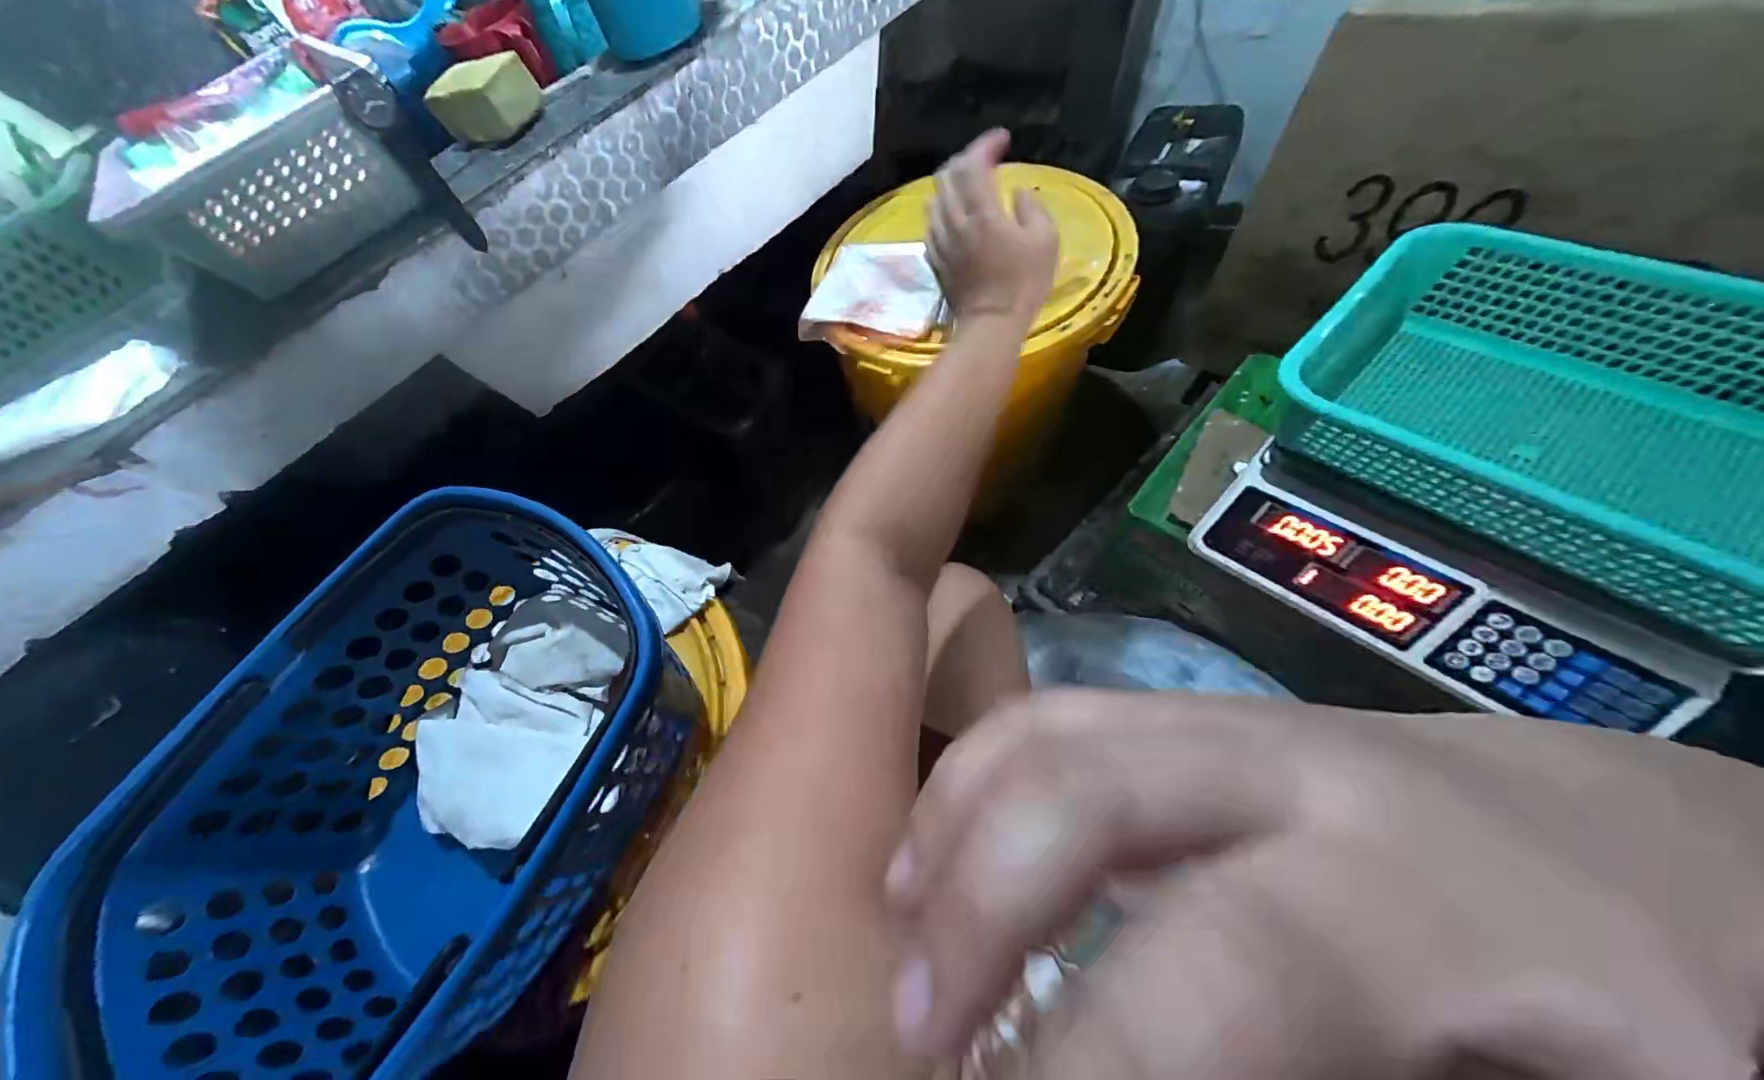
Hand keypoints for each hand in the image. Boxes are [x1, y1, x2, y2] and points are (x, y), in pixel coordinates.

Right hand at [888, 690, 1763, 1078]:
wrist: (1707, 855)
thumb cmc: (1712, 1023)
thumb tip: (1157, 1074)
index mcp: (1442, 887)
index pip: (1231, 967)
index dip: (1099, 1064)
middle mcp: (1312, 770)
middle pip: (1087, 787)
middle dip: (981, 903)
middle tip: (922, 1026)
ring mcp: (1244, 723)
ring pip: (1054, 727)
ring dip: (958, 820)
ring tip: (906, 919)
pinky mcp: (1207, 722)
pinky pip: (1064, 720)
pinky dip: (987, 777)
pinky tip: (962, 844)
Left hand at [928, 129, 1059, 325]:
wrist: (991, 324)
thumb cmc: (1024, 283)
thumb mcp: (1046, 239)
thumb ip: (1031, 207)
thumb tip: (1016, 194)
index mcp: (983, 213)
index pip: (973, 164)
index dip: (986, 144)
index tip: (1004, 140)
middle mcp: (955, 223)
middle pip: (946, 177)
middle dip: (965, 160)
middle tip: (985, 161)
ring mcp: (941, 242)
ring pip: (934, 200)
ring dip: (951, 186)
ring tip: (970, 187)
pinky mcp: (935, 260)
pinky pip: (931, 225)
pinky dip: (943, 211)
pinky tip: (956, 217)